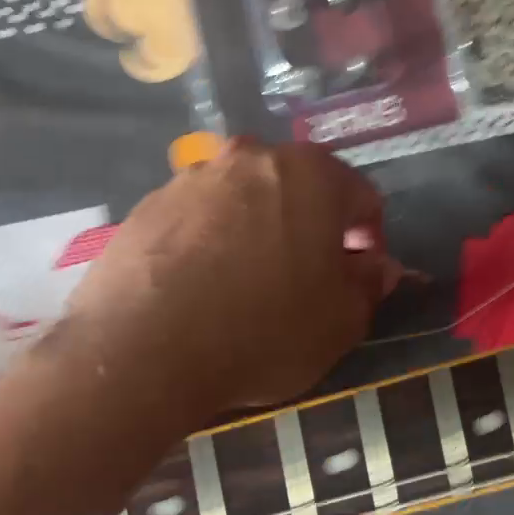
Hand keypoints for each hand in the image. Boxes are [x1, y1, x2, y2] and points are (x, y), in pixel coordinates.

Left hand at [62, 138, 398, 419]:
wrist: (136, 357)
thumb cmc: (262, 330)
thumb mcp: (340, 321)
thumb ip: (368, 285)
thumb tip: (377, 268)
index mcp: (315, 173)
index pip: (362, 199)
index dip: (366, 242)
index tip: (355, 279)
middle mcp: (257, 158)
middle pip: (301, 190)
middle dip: (310, 228)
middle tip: (304, 280)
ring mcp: (195, 177)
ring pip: (246, 200)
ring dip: (257, 231)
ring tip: (244, 287)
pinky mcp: (146, 206)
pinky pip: (197, 220)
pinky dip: (207, 244)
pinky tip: (199, 291)